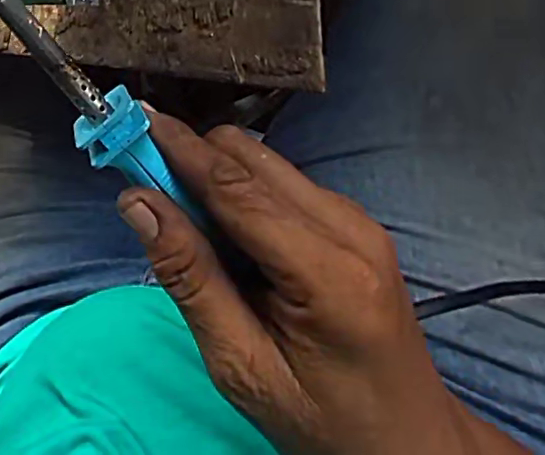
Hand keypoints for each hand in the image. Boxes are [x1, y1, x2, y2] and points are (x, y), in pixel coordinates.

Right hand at [118, 114, 527, 454]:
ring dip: (213, 172)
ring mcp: (354, 216)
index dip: (179, 148)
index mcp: (327, 271)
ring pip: (262, 160)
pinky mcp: (350, 216)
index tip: (134, 122)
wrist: (411, 443)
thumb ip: (190, 279)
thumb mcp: (242, 367)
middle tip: (147, 185)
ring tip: (186, 218)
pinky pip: (278, 179)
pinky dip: (239, 189)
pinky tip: (229, 234)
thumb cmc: (325, 422)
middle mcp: (347, 224)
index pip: (235, 187)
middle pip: (248, 156)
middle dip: (191, 157)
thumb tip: (137, 203)